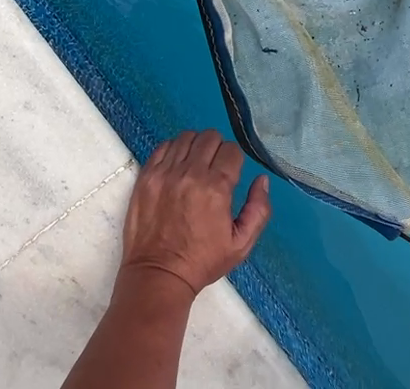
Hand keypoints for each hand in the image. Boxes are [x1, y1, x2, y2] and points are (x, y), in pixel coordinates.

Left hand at [120, 130, 272, 296]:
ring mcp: (165, 172)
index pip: (231, 150)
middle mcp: (191, 173)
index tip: (231, 175)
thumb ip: (258, 210)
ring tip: (195, 165)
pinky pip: (164, 146)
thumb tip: (262, 180)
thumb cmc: (202, 261)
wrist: (158, 274)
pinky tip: (177, 166)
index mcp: (216, 188)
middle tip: (214, 168)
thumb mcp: (240, 245)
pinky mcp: (147, 175)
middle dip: (217, 149)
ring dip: (196, 146)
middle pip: (210, 137)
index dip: (235, 160)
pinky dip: (174, 150)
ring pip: (187, 137)